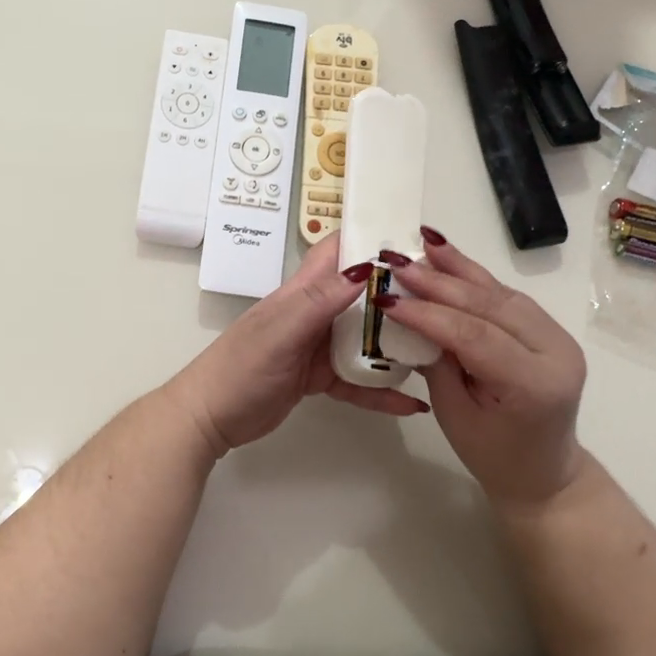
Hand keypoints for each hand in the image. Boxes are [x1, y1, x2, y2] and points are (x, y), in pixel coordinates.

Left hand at [163, 233, 427, 455]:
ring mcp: (315, 346)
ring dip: (397, 344)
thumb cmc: (238, 369)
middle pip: (362, 295)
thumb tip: (365, 268)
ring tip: (438, 351)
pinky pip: (357, 380)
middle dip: (400, 294)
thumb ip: (320, 302)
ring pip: (365, 338)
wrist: (208, 418)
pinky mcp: (317, 378)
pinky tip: (411, 403)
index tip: (417, 241)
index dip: (373, 238)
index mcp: (301, 292)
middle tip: (447, 301)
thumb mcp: (280, 333)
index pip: (339, 251)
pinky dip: (381, 391)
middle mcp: (313, 313)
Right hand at [376, 228, 586, 507]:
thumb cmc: (492, 455)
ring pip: (501, 294)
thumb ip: (436, 362)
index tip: (388, 298)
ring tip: (422, 245)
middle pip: (491, 307)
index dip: (429, 314)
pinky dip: (476, 277)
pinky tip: (448, 258)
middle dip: (441, 282)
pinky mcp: (550, 330)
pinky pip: (508, 298)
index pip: (475, 336)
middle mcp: (556, 353)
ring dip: (459, 268)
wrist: (542, 472)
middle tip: (397, 264)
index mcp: (534, 384)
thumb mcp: (454, 415)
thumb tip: (407, 317)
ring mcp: (558, 338)